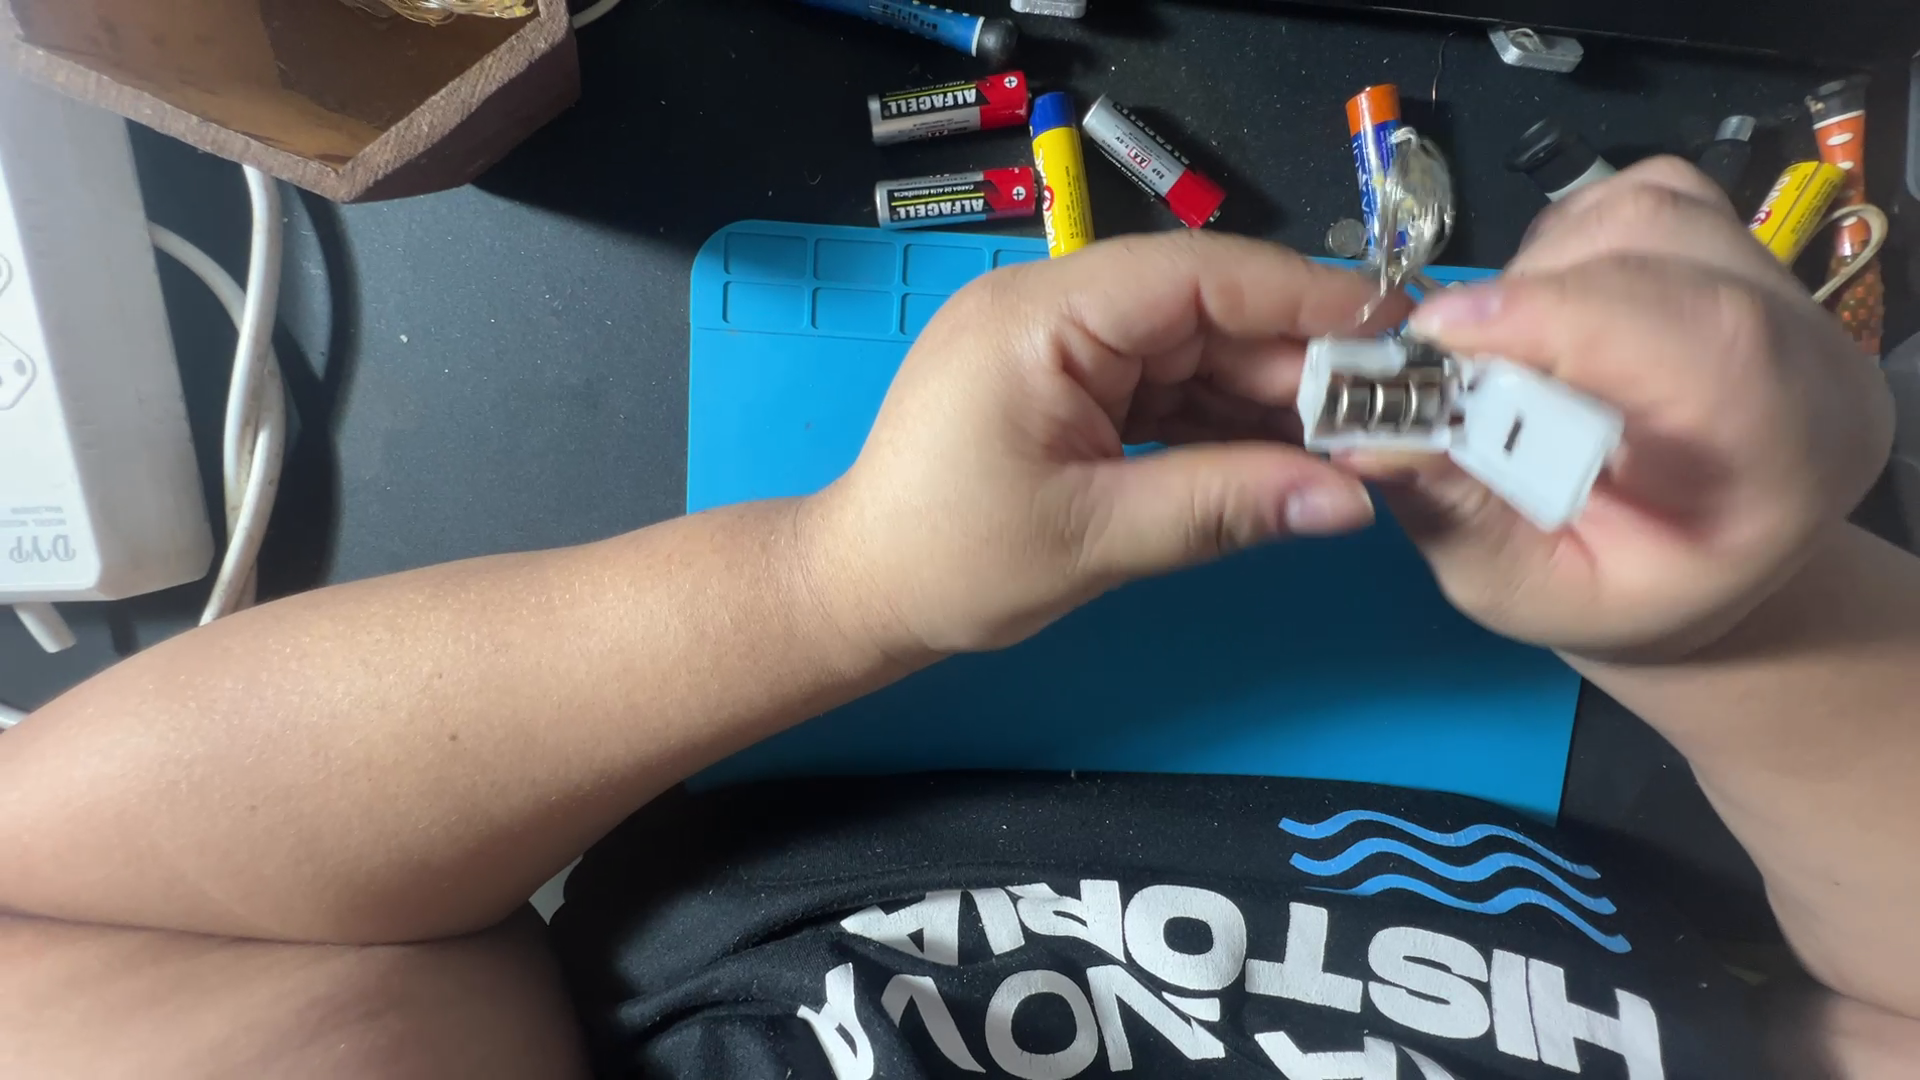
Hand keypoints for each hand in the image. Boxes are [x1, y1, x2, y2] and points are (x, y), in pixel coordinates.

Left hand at [807, 232, 1395, 654]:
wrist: (866, 588)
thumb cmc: (953, 563)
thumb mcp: (1093, 537)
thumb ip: (1222, 507)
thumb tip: (1348, 501)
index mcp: (1037, 319)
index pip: (1193, 275)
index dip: (1303, 299)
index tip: (1395, 336)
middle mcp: (1044, 311)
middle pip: (1197, 313)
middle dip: (1288, 364)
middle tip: (1382, 414)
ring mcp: (1050, 348)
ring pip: (1182, 353)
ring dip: (1256, 397)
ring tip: (1342, 442)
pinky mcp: (1057, 387)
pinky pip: (1152, 388)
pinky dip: (1209, 420)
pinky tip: (1270, 453)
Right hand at [1346, 158, 1893, 660]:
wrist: (1695, 565)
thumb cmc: (1606, 595)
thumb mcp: (1512, 586)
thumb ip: (1451, 515)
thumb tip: (1363, 437)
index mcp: (1775, 457)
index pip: (1700, 342)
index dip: (1558, 319)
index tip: (1434, 335)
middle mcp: (1801, 352)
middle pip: (1662, 254)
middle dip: (1521, 298)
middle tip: (1444, 366)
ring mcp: (1774, 290)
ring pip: (1643, 213)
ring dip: (1534, 271)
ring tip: (1495, 348)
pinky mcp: (1727, 257)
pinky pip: (1634, 203)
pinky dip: (1554, 245)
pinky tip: (1533, 317)